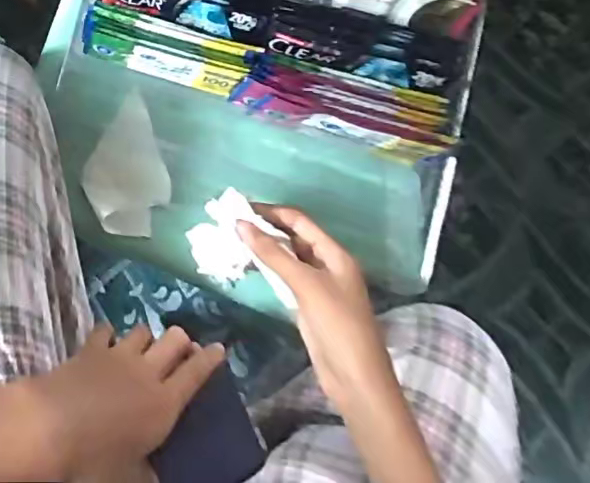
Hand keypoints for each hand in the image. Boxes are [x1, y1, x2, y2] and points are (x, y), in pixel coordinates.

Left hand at [10, 323, 224, 482]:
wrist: (53, 423)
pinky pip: (106, 330)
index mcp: (164, 404)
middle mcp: (145, 372)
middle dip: (180, 340)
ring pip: (141, 331)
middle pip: (172, 342)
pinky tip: (108, 341)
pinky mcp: (91, 347)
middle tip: (183, 346)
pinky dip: (110, 334)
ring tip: (146, 346)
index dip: (209, 360)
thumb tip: (154, 473)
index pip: (195, 375)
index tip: (219, 348)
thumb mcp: (132, 474)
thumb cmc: (97, 458)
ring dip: (147, 337)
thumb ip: (148, 469)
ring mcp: (117, 354)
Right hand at [235, 207, 393, 414]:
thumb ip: (272, 253)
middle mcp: (327, 265)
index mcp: (335, 255)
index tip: (241, 207)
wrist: (356, 381)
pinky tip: (248, 264)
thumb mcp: (305, 284)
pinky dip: (267, 266)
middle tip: (233, 222)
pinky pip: (284, 275)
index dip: (272, 211)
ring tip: (234, 239)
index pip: (300, 221)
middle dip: (266, 227)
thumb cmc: (337, 325)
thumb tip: (239, 223)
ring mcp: (318, 285)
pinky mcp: (307, 302)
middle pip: (294, 236)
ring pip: (287, 256)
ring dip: (264, 246)